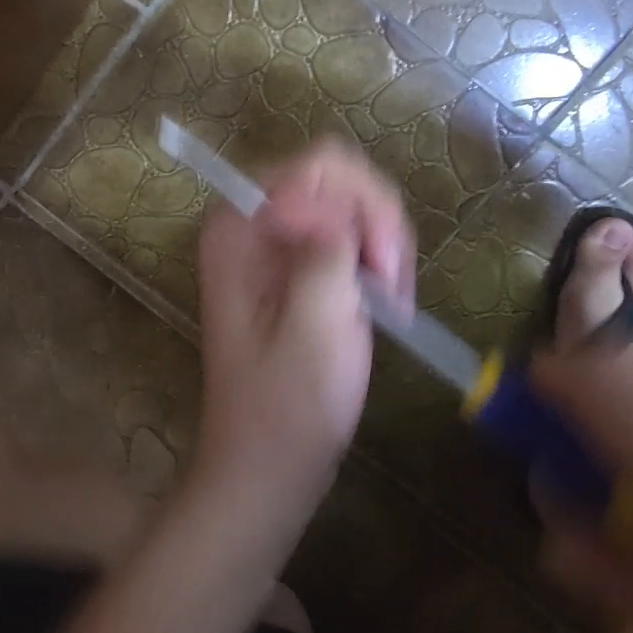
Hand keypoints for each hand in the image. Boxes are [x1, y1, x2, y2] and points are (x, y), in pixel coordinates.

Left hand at [191, 137, 414, 503]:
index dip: (361, 204)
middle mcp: (252, 219)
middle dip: (377, 224)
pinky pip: (349, 234)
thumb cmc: (289, 404)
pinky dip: (377, 261)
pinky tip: (386, 302)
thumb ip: (325, 247)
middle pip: (338, 180)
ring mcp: (276, 241)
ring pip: (351, 205)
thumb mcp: (315, 322)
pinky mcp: (298, 263)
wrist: (271, 465)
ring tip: (393, 302)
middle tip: (393, 287)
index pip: (317, 167)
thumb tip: (338, 199)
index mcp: (239, 223)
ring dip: (383, 246)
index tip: (380, 266)